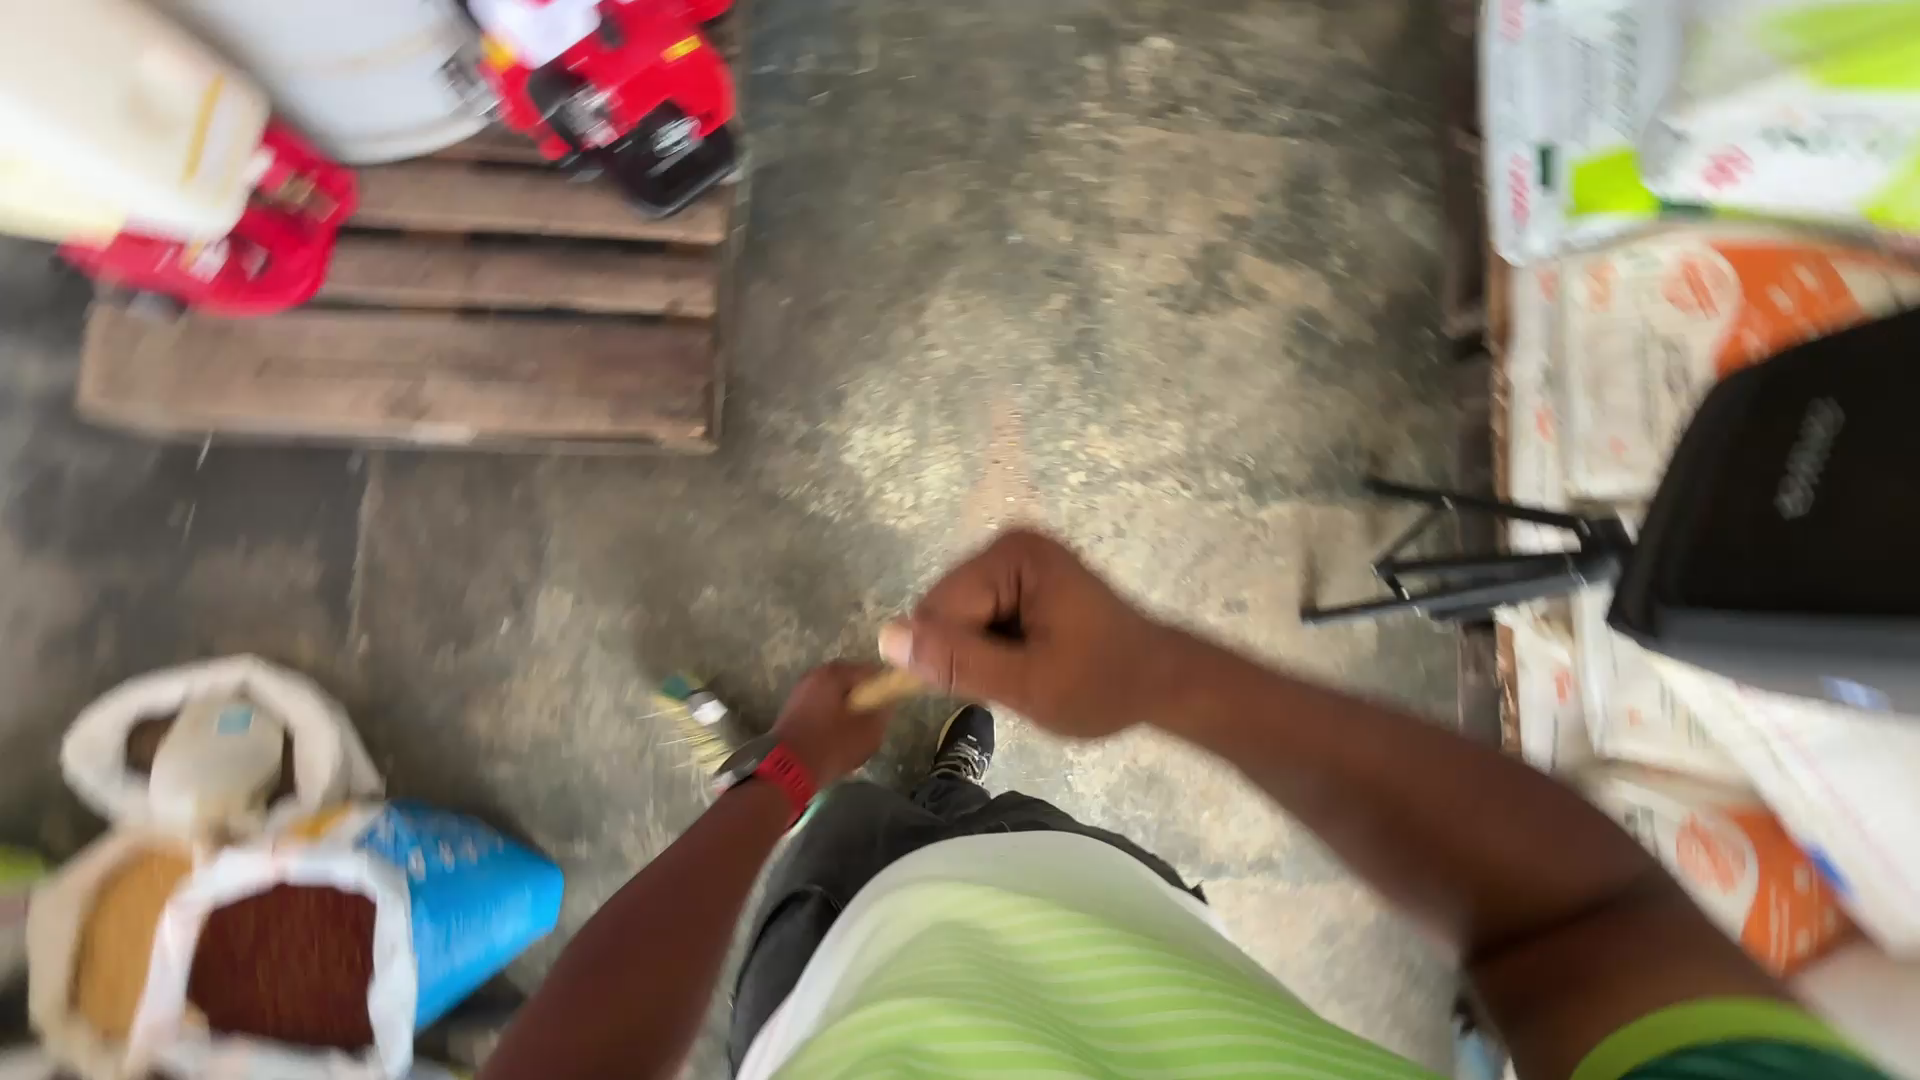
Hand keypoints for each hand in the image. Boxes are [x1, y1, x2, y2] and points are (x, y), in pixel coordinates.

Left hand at [770, 661, 893, 784]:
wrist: (785, 770)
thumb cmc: (831, 745)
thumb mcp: (868, 731)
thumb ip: (883, 711)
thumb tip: (888, 701)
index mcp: (836, 673)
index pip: (872, 671)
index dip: (886, 688)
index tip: (891, 707)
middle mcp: (816, 674)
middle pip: (852, 682)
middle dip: (866, 700)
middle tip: (875, 723)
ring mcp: (801, 691)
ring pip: (836, 696)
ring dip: (848, 710)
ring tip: (855, 734)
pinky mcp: (792, 709)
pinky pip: (821, 707)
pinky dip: (832, 718)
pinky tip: (836, 738)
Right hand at [879, 529, 1183, 737]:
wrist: (1160, 681)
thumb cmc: (1103, 685)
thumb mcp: (1028, 685)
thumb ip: (958, 662)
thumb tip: (886, 639)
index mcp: (1013, 556)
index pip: (939, 610)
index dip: (954, 658)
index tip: (996, 687)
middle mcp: (1009, 543)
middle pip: (945, 608)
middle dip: (968, 652)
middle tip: (1017, 679)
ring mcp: (1015, 557)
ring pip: (956, 616)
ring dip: (980, 652)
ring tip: (1026, 669)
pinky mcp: (1020, 575)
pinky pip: (977, 614)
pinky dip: (992, 645)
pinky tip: (1028, 657)